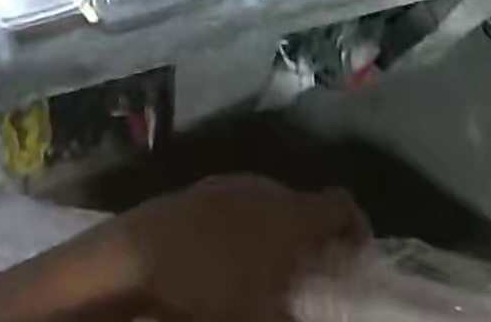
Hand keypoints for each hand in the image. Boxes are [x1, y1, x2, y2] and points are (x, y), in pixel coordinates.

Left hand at [116, 175, 366, 321]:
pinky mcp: (200, 189)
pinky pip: (240, 202)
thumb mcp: (262, 319)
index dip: (356, 229)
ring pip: (271, 201)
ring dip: (280, 230)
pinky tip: (232, 256)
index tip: (356, 259)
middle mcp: (264, 187)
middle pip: (305, 203)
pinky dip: (248, 224)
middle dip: (315, 236)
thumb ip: (297, 318)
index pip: (341, 204)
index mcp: (289, 213)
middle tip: (315, 274)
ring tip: (273, 268)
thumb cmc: (208, 293)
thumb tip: (314, 317)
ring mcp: (229, 182)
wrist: (134, 260)